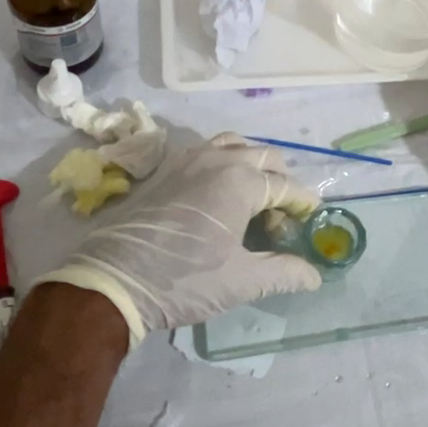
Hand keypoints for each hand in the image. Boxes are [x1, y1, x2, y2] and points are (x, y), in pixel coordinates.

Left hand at [34, 134, 323, 344]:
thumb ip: (284, 273)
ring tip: (253, 197)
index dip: (303, 203)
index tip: (312, 220)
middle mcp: (218, 159)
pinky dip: (224, 162)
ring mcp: (188, 159)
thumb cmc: (184, 280)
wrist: (112, 281)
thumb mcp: (242, 281)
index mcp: (241, 181)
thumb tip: (315, 275)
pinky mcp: (165, 169)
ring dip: (251, 164)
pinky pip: (206, 151)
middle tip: (282, 215)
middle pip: (264, 157)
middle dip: (281, 181)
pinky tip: (218, 195)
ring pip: (234, 145)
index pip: (286, 186)